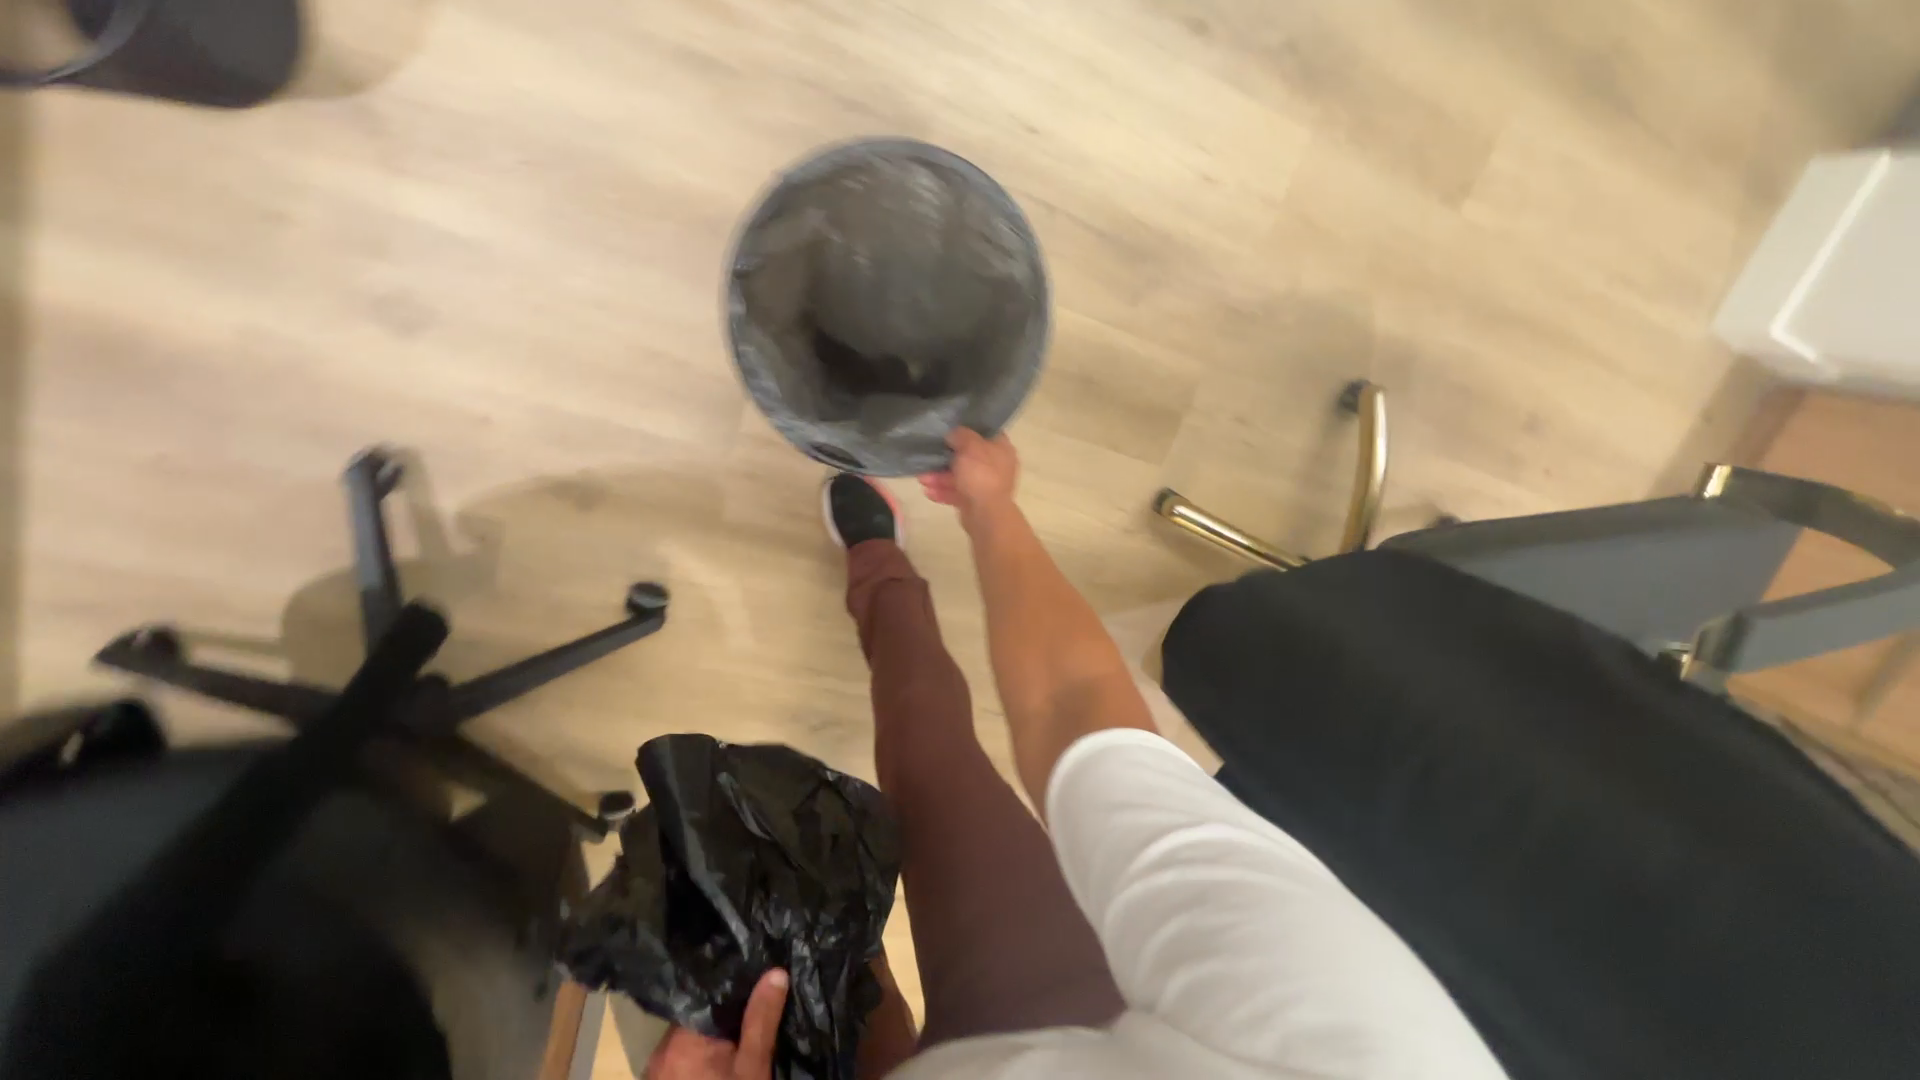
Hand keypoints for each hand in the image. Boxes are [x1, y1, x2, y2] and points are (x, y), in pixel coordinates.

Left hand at [644, 969, 788, 1079]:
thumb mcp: (752, 1066)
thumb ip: (761, 1019)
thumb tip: (775, 972)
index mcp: (684, 1038)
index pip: (708, 995)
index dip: (733, 986)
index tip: (755, 978)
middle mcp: (662, 1049)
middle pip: (698, 1015)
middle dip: (724, 1013)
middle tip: (754, 1006)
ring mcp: (656, 1070)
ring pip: (689, 1037)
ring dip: (712, 1035)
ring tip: (741, 1029)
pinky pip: (681, 1057)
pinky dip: (700, 1055)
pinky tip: (720, 1059)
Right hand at [919, 428, 1018, 519]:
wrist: (986, 515)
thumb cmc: (981, 475)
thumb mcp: (970, 447)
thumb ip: (961, 435)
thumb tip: (954, 433)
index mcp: (1001, 449)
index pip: (985, 433)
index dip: (968, 429)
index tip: (950, 428)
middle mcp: (995, 466)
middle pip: (968, 456)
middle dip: (945, 458)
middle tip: (928, 456)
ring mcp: (985, 485)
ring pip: (959, 476)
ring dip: (939, 477)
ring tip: (921, 479)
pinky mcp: (975, 501)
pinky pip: (957, 492)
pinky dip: (943, 491)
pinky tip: (928, 492)